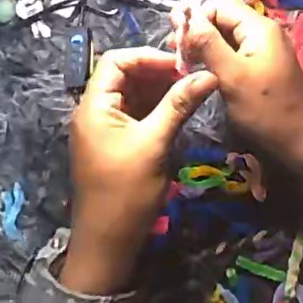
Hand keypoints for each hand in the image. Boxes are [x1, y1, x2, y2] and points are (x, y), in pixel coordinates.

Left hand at [63, 48, 216, 293]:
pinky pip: (136, 112)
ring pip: (133, 93)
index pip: (116, 61)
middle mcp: (95, 110)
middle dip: (158, 71)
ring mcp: (105, 127)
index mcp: (94, 105)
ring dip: (160, 88)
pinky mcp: (117, 141)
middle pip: (125, 74)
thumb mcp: (155, 144)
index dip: (148, 56)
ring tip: (191, 90)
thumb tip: (209, 74)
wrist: (107, 246)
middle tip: (191, 77)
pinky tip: (181, 108)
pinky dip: (157, 106)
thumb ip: (179, 104)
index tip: (180, 65)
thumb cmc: (125, 192)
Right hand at [181, 0, 302, 163]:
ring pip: (226, 35)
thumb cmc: (266, 109)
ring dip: (204, 44)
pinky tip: (202, 70)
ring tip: (183, 62)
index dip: (196, 16)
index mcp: (258, 27)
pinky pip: (233, 50)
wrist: (301, 141)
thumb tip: (186, 15)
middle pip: (222, 17)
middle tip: (175, 52)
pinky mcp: (260, 64)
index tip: (175, 39)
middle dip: (197, 30)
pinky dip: (215, 56)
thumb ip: (208, 44)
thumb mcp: (233, 76)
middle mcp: (262, 31)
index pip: (219, 4)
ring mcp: (262, 48)